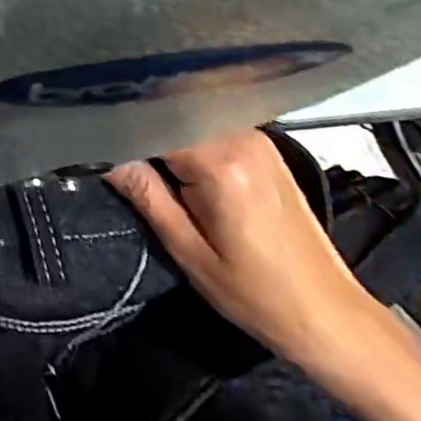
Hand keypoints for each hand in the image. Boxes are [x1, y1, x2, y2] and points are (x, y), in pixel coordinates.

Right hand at [108, 129, 420, 420]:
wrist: (329, 314)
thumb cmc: (255, 293)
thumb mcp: (186, 250)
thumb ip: (143, 192)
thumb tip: (102, 153)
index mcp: (220, 161)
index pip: (153, 119)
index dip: (120, 122)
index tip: (90, 128)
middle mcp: (241, 135)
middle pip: (174, 107)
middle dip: (138, 116)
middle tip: (103, 129)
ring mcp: (257, 135)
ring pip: (192, 109)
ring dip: (162, 120)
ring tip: (132, 137)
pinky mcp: (264, 143)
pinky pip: (212, 120)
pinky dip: (185, 127)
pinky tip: (169, 144)